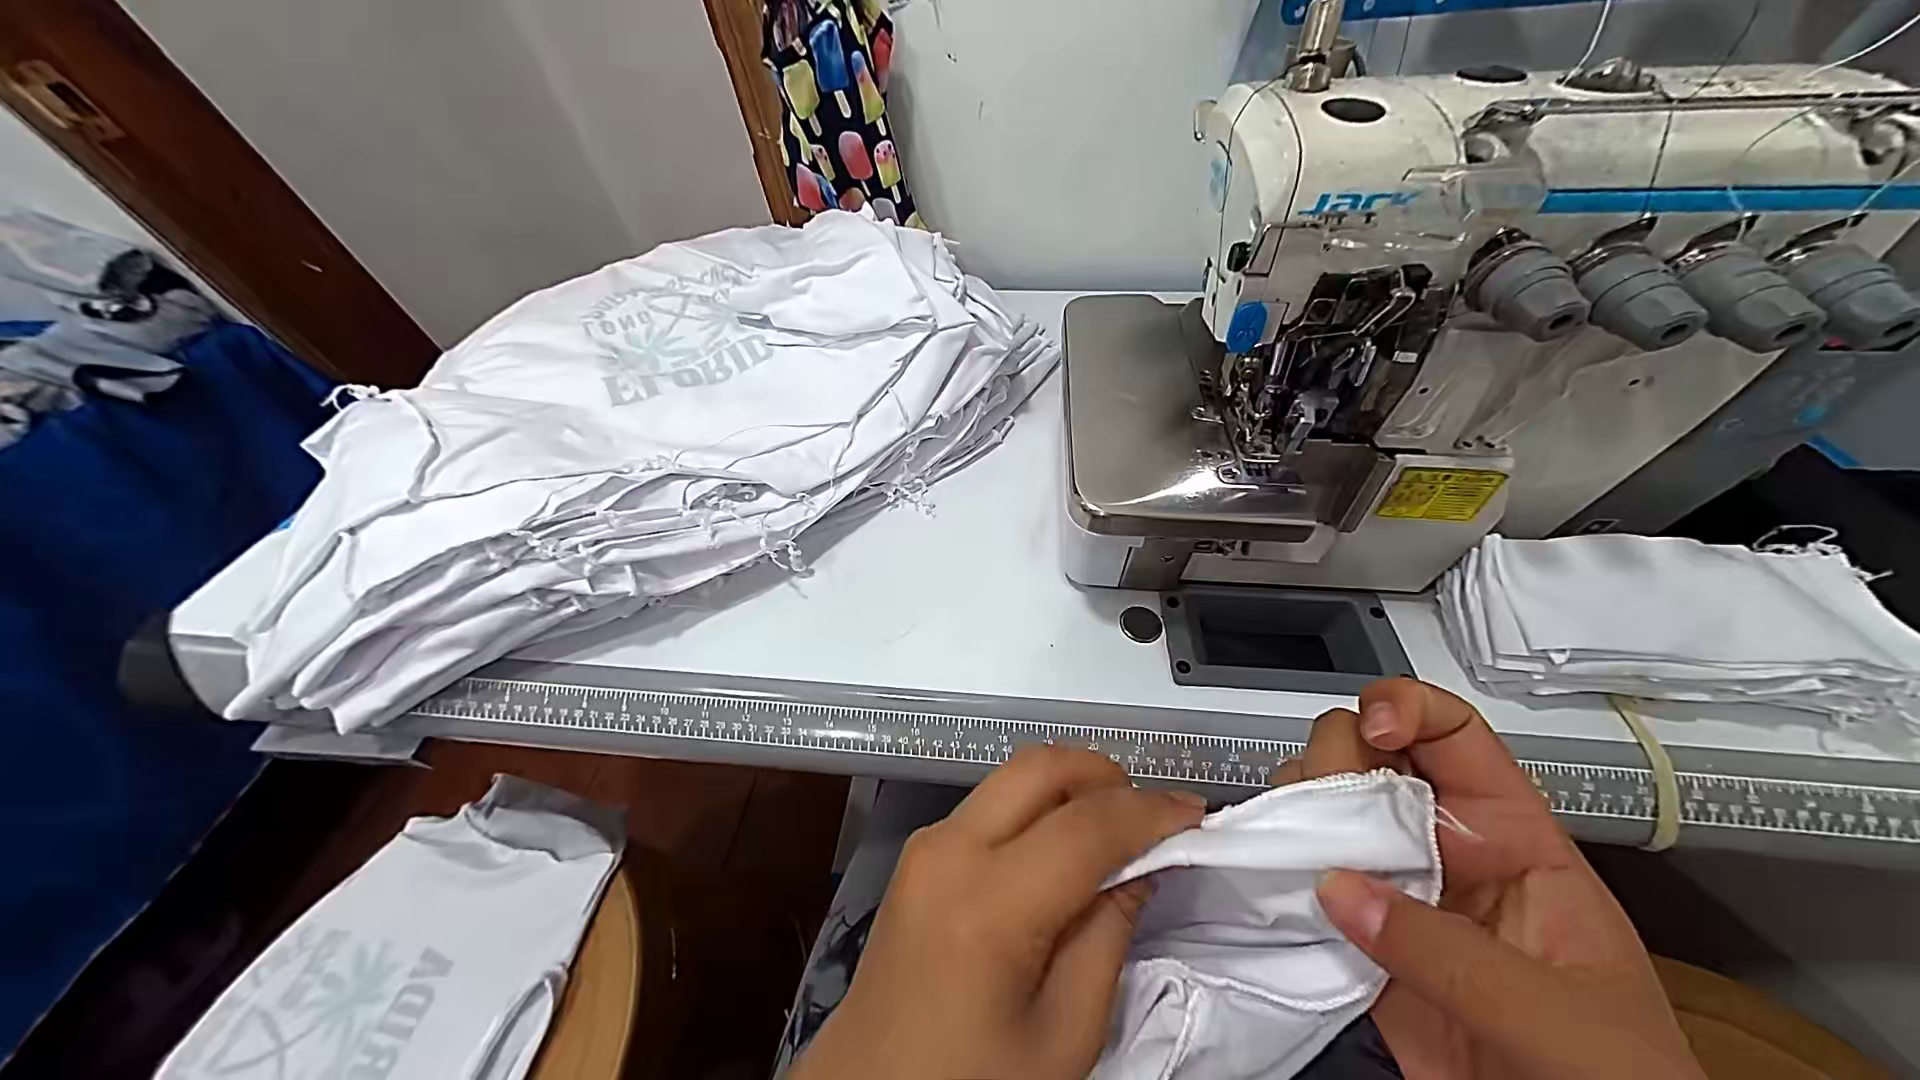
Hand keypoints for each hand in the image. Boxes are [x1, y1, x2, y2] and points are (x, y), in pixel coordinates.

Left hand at [789, 744, 1206, 1079]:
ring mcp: (928, 844)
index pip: (1086, 825)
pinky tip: (1066, 842)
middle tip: (1151, 814)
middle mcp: (949, 851)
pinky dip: (1038, 804)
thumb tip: (1145, 863)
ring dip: (1072, 785)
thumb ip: (1109, 933)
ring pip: (1015, 775)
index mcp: (987, 904)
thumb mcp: (1063, 1033)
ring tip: (1116, 827)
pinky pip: (991, 801)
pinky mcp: (921, 851)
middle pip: (1041, 767)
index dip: (1150, 811)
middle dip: (1106, 775)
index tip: (1193, 815)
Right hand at [1285, 678, 1705, 1079]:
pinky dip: (1274, 860)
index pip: (1454, 734)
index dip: (1409, 707)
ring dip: (1296, 808)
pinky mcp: (1351, 929)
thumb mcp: (1567, 1025)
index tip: (1374, 727)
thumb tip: (1341, 889)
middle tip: (1327, 810)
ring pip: (1319, 800)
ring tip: (1298, 852)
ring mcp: (1389, 885)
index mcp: (1511, 840)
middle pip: (1364, 752)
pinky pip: (1297, 868)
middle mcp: (1438, 846)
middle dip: (1334, 761)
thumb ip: (1457, 956)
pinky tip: (1271, 876)